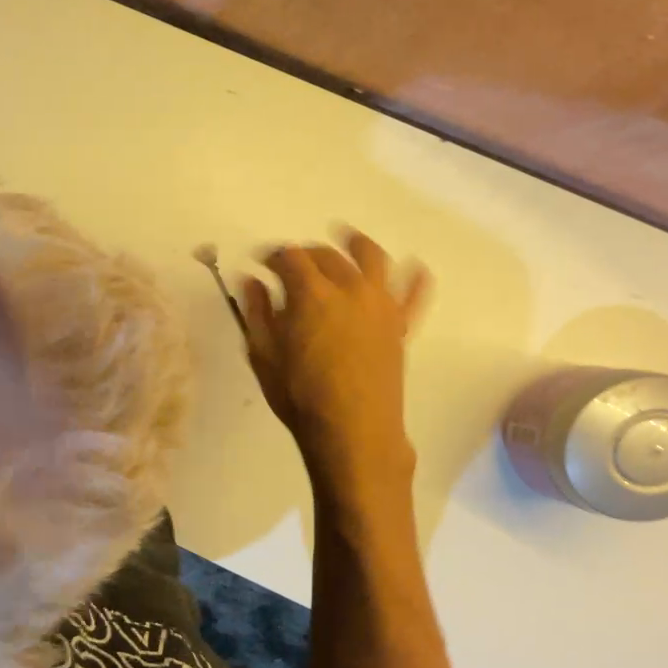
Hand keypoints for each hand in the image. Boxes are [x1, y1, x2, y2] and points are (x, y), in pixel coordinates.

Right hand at [238, 231, 429, 500]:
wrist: (352, 429)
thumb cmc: (299, 395)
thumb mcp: (263, 355)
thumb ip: (257, 312)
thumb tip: (252, 281)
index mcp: (310, 295)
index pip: (289, 258)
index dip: (272, 256)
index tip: (259, 262)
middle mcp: (349, 289)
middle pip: (327, 256)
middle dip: (306, 253)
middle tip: (290, 263)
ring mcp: (381, 304)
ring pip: (373, 260)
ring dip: (358, 244)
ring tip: (348, 239)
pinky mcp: (401, 325)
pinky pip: (414, 294)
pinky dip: (415, 278)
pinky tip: (414, 268)